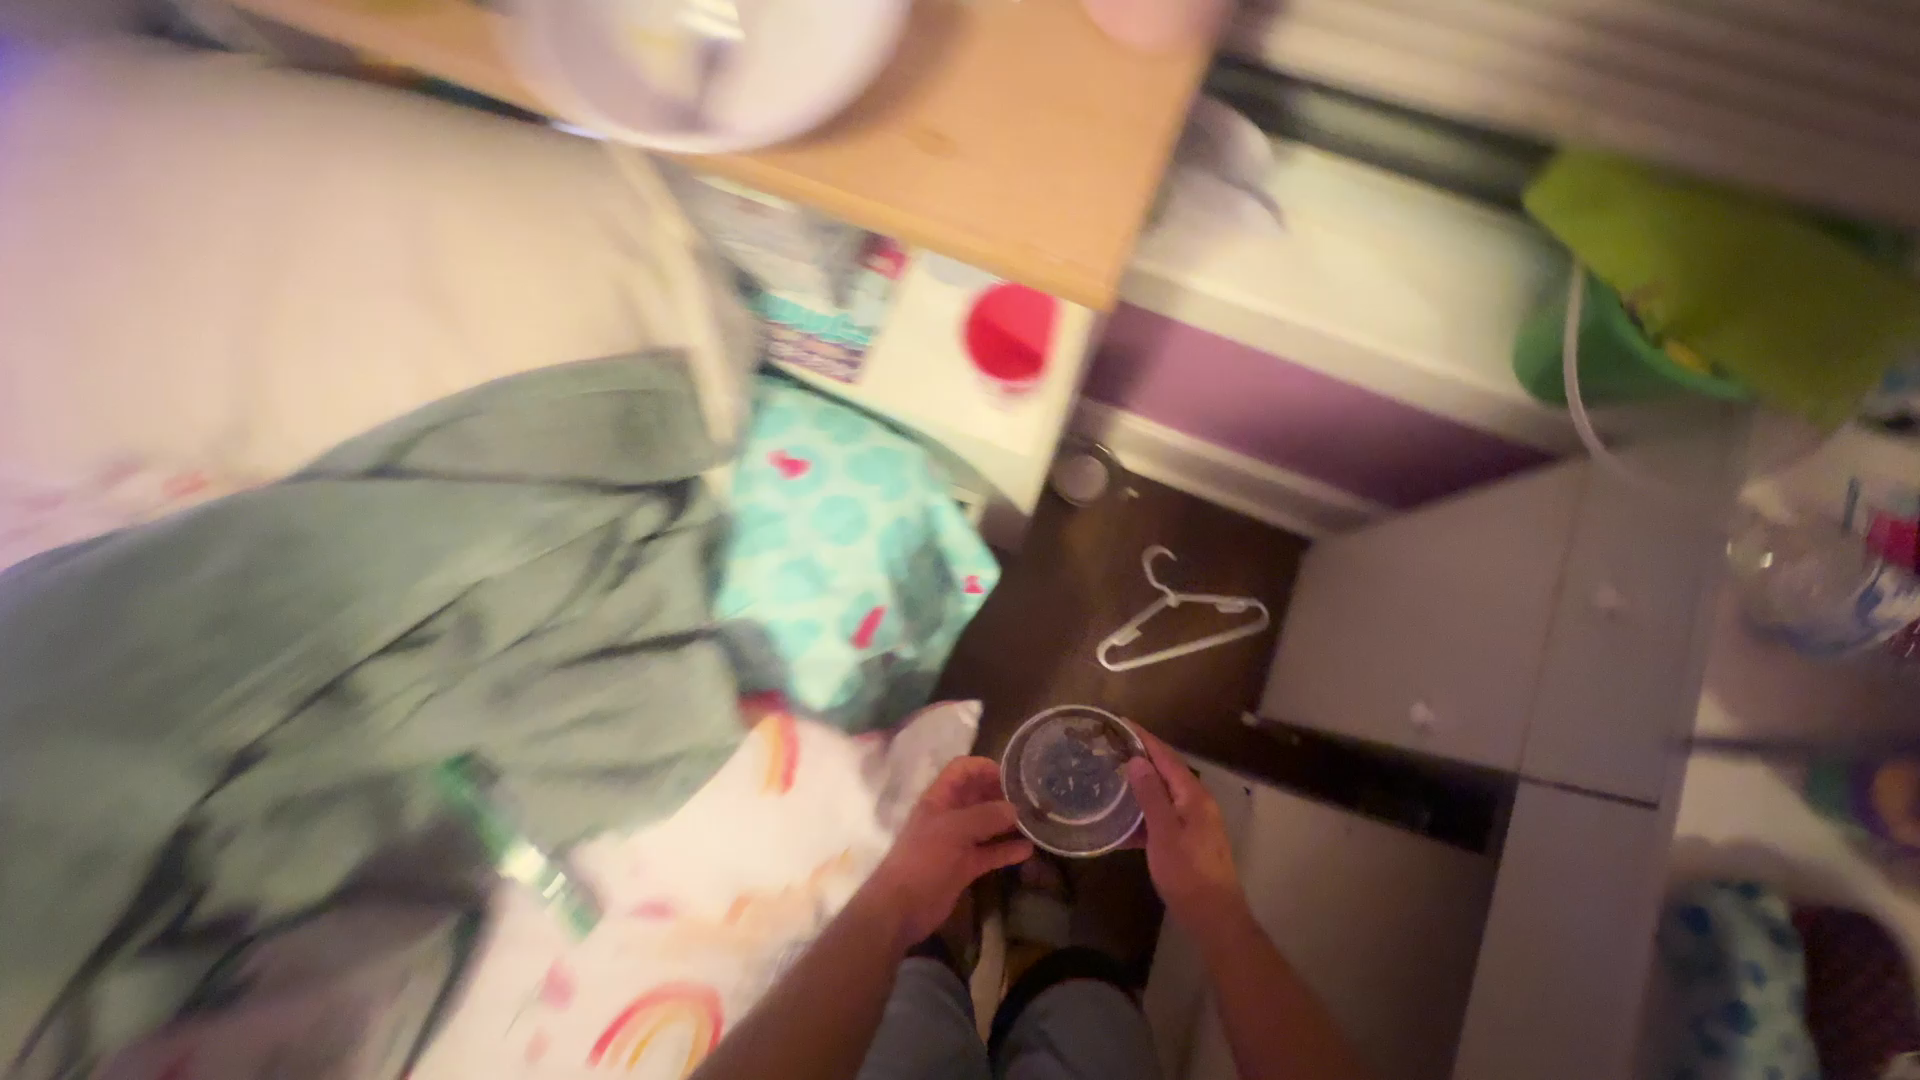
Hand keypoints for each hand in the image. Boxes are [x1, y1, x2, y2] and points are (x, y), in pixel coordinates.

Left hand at [863, 756, 1033, 949]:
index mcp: (939, 799)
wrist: (902, 907)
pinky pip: (989, 853)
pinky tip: (1029, 849)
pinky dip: (1007, 850)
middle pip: (977, 796)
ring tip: (1036, 820)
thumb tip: (1015, 809)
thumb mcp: (954, 830)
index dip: (984, 767)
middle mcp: (949, 816)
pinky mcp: (964, 867)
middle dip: (1001, 794)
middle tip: (1031, 798)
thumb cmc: (923, 859)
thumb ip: (985, 816)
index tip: (1012, 775)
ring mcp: (957, 842)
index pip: (962, 770)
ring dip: (1008, 822)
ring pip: (987, 825)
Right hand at [1123, 725, 1246, 929]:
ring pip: (1162, 796)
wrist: (1214, 917)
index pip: (1166, 757)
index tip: (1121, 723)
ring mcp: (1193, 823)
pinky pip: (1161, 818)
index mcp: (1193, 796)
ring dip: (1139, 787)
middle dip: (1140, 758)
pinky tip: (1120, 824)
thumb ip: (1150, 795)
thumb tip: (1137, 761)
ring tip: (1110, 778)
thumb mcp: (1163, 832)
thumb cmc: (1187, 873)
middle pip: (1165, 772)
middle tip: (1110, 748)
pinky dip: (1142, 816)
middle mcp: (1196, 803)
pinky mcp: (1187, 841)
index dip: (1144, 738)